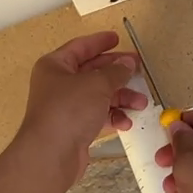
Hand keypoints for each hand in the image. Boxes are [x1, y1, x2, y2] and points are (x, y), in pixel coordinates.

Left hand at [14, 32, 146, 182]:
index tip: (117, 38)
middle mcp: (58, 84)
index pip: (80, 47)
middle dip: (117, 73)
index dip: (100, 42)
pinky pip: (97, 116)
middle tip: (138, 69)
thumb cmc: (69, 110)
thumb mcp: (97, 84)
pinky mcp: (73, 128)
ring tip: (141, 102)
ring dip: (120, 98)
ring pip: (98, 96)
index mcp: (55, 66)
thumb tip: (127, 63)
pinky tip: (125, 122)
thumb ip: (115, 72)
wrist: (51, 154)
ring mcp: (65, 108)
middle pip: (92, 72)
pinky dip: (112, 117)